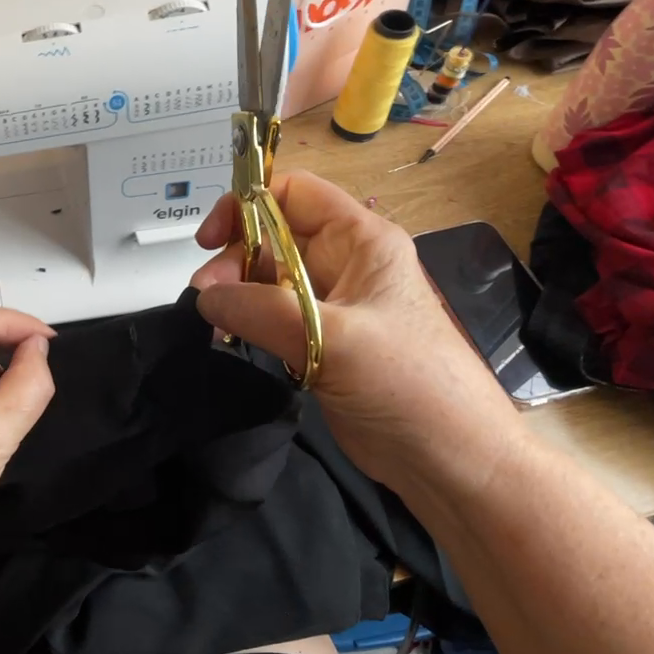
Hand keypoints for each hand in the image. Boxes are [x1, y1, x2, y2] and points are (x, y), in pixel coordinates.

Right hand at [191, 171, 517, 487]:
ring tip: (216, 324)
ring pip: (267, 280)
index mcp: (361, 242)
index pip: (294, 193)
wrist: (451, 460)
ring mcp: (332, 305)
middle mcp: (344, 264)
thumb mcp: (332, 337)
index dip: (246, 203)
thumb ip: (260, 311)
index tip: (211, 241)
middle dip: (234, 260)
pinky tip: (230, 339)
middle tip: (208, 299)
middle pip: (272, 237)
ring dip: (236, 295)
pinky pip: (271, 317)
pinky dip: (246, 323)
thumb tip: (202, 296)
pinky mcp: (321, 343)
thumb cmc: (409, 385)